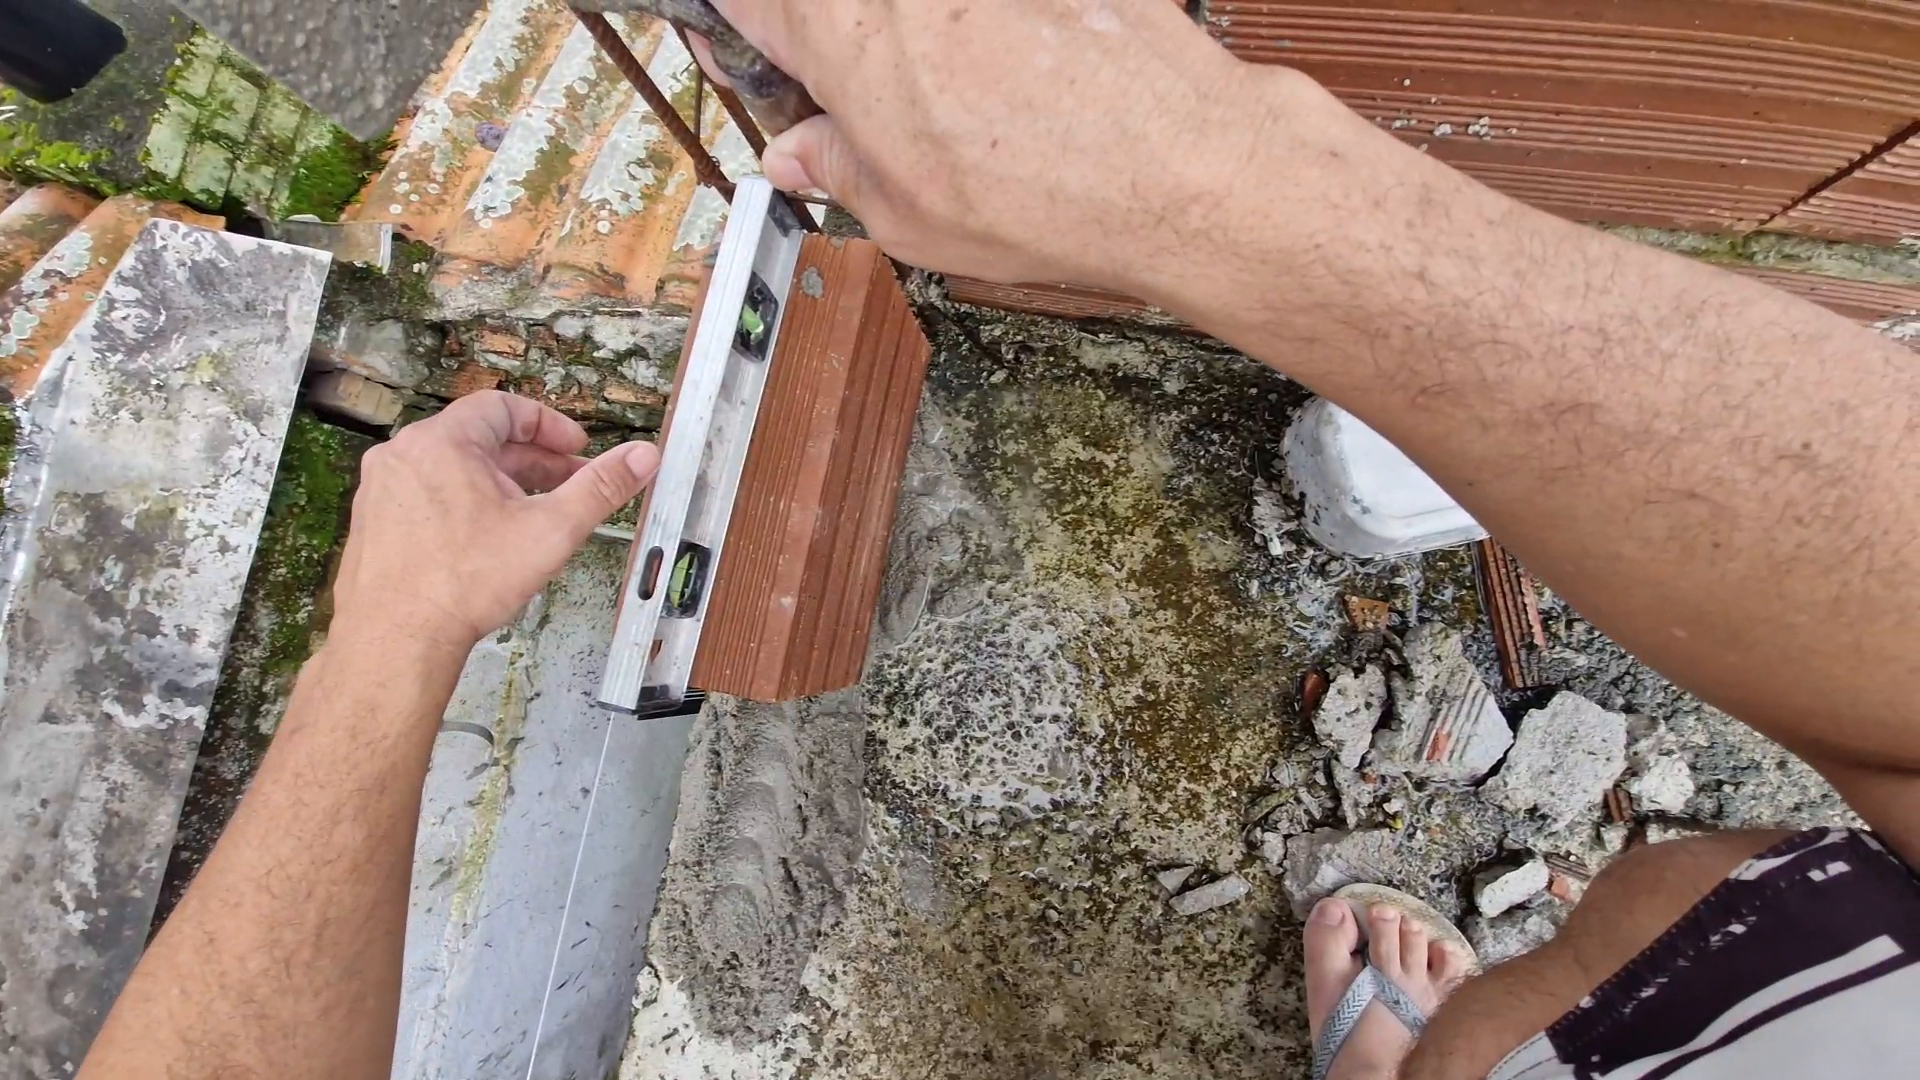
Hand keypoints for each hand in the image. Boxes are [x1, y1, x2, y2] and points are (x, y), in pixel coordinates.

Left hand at [331, 392, 660, 653]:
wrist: (399, 638)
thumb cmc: (468, 580)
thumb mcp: (554, 528)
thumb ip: (602, 487)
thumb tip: (643, 456)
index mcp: (443, 444)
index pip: (502, 407)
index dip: (549, 425)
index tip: (577, 449)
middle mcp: (405, 456)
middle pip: (483, 438)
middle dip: (536, 459)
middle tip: (573, 483)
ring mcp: (385, 489)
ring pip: (459, 467)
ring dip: (507, 480)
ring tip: (541, 512)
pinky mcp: (378, 521)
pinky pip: (435, 493)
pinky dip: (474, 501)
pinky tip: (498, 537)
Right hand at [702, 0, 1288, 289]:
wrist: (1167, 167)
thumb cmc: (1042, 198)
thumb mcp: (906, 222)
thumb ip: (835, 173)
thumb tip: (798, 156)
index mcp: (846, 33)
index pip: (746, 2)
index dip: (738, 33)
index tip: (757, 65)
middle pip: (835, 6)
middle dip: (833, 49)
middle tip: (859, 107)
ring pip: (910, 11)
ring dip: (912, 47)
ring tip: (952, 107)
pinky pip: (975, 10)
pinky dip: (975, 37)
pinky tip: (1005, 83)